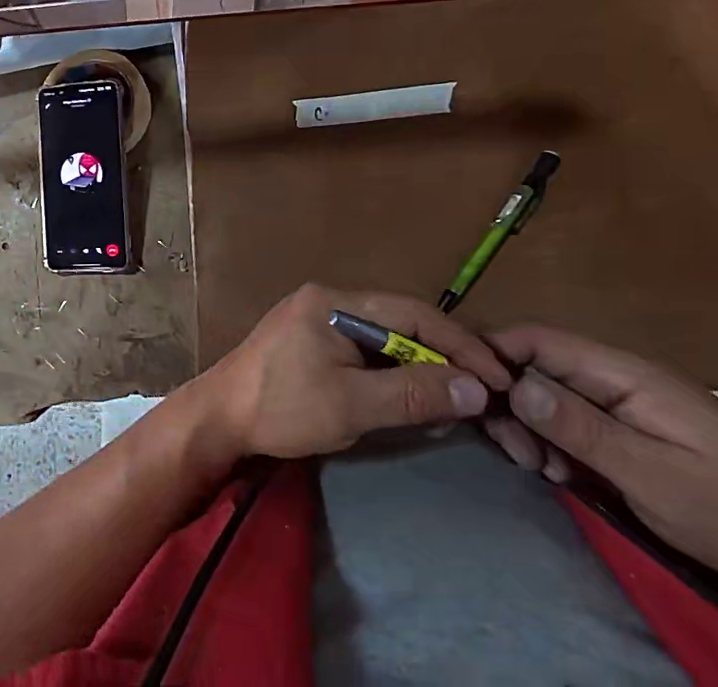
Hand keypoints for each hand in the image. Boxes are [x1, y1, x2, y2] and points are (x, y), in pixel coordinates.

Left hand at [197, 284, 515, 459]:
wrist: (218, 419)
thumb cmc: (281, 408)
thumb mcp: (351, 405)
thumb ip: (412, 394)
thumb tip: (477, 390)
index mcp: (335, 302)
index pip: (413, 314)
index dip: (460, 345)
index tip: (499, 377)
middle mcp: (327, 300)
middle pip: (400, 322)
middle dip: (443, 355)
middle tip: (483, 389)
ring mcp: (316, 319)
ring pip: (383, 337)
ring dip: (418, 365)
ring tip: (455, 396)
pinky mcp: (309, 341)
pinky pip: (363, 349)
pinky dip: (390, 370)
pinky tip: (409, 393)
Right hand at [482, 326, 717, 602]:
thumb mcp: (654, 476)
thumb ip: (581, 428)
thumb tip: (513, 383)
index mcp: (627, 375)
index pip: (540, 340)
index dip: (495, 353)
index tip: (465, 391)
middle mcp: (618, 380)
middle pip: (537, 367)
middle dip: (508, 401)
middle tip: (510, 452)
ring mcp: (622, 406)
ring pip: (547, 397)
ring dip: (528, 427)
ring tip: (536, 468)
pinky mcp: (625, 432)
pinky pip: (569, 423)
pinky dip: (551, 443)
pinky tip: (556, 471)